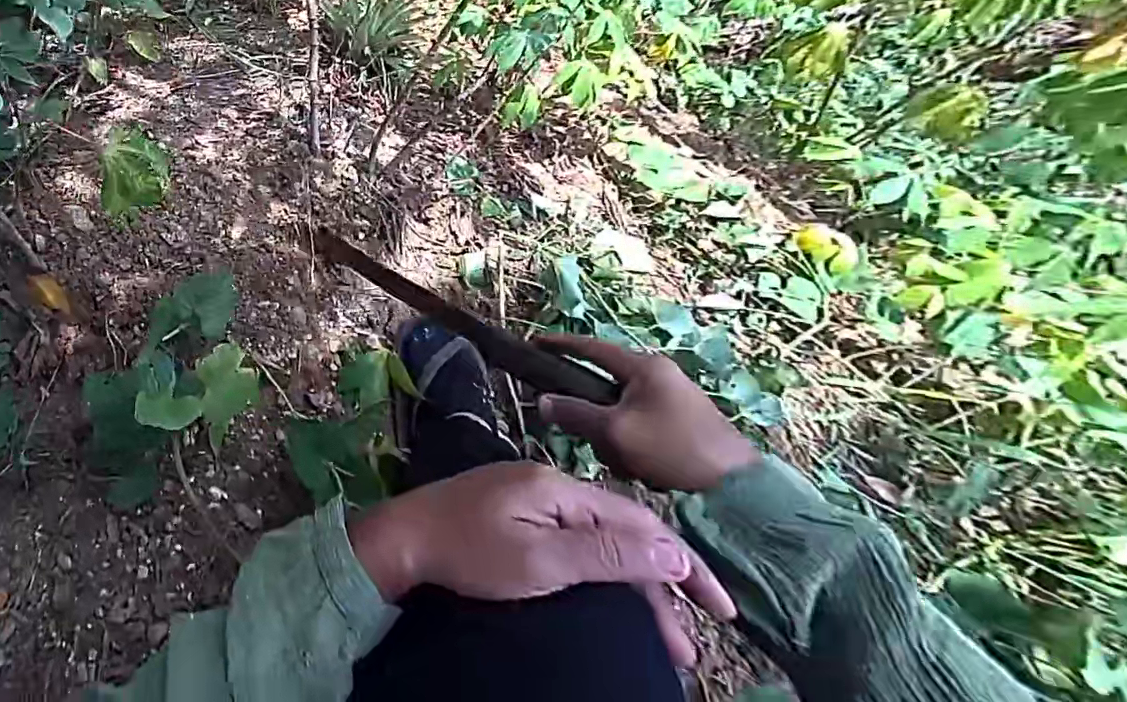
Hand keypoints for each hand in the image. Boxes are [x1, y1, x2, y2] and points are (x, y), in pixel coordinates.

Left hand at [348, 461, 734, 666]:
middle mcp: (551, 484)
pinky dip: (599, 570)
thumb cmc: (470, 552)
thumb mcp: (541, 560)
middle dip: (661, 583)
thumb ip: (605, 553)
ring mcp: (531, 497)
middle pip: (621, 529)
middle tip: (690, 643)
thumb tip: (671, 550)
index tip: (721, 608)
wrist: (404, 539)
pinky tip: (611, 595)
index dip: (682, 562)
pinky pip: (573, 539)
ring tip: (662, 638)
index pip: (638, 519)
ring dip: (631, 582)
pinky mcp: (516, 513)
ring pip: (598, 537)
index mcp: (560, 487)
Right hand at [535, 333, 761, 492]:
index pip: (591, 346)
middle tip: (591, 438)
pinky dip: (631, 442)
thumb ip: (576, 413)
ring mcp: (673, 397)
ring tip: (625, 461)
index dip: (560, 344)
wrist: (738, 492)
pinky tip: (641, 467)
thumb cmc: (674, 451)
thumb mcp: (616, 432)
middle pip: (604, 383)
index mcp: (644, 366)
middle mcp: (659, 373)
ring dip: (614, 434)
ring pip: (620, 408)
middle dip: (593, 413)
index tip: (534, 343)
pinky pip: (639, 423)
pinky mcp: (682, 421)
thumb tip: (543, 400)